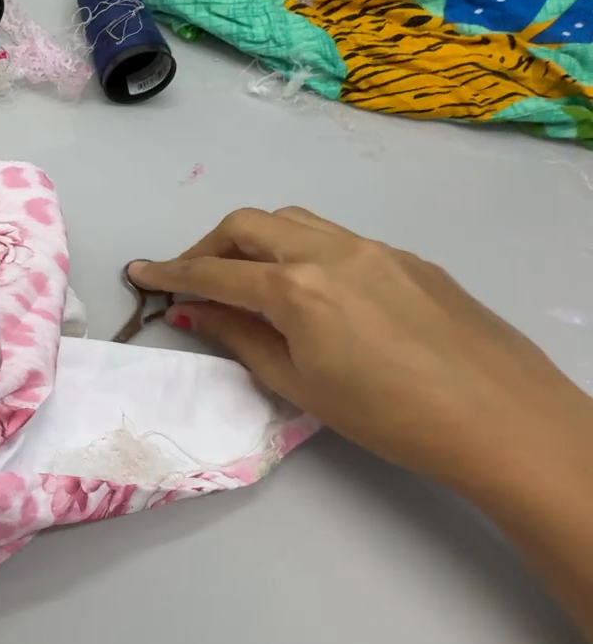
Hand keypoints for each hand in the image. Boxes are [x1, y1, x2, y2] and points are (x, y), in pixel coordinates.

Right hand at [127, 207, 592, 490]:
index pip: (212, 272)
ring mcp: (377, 251)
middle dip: (207, 247)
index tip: (137, 273)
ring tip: (243, 278)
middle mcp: (333, 254)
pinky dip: (298, 250)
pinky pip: (335, 239)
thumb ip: (237, 335)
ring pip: (294, 221)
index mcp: (297, 288)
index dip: (168, 273)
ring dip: (253, 240)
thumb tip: (193, 312)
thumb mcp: (293, 381)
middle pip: (249, 225)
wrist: (506, 422)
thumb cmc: (384, 414)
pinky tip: (304, 291)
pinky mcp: (409, 261)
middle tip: (191, 280)